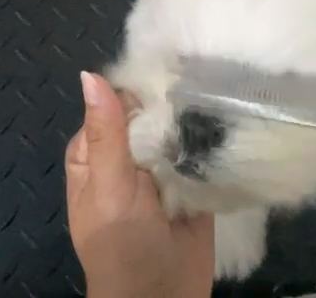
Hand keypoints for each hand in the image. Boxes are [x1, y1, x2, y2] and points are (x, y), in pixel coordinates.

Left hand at [65, 71, 213, 297]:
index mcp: (95, 152)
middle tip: (195, 86)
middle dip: (168, 105)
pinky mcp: (192, 181)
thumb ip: (106, 132)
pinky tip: (226, 121)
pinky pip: (200, 151)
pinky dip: (209, 141)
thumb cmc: (122, 245)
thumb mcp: (108, 185)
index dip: (136, 90)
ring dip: (192, 120)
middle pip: (148, 113)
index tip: (163, 71)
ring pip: (175, 129)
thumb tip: (89, 75)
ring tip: (215, 98)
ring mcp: (159, 168)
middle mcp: (126, 155)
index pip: (114, 104)